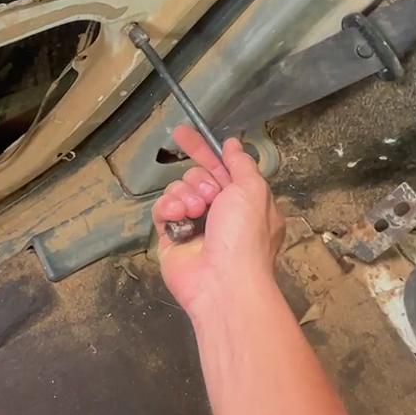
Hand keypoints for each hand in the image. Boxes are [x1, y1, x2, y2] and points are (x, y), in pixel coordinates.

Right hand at [152, 126, 283, 320]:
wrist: (223, 282)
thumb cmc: (244, 235)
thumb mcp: (252, 191)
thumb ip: (241, 164)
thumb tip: (233, 145)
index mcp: (243, 202)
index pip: (221, 167)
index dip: (202, 149)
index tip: (181, 133)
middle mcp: (219, 212)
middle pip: (197, 176)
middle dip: (200, 181)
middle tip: (209, 198)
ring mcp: (194, 224)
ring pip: (178, 189)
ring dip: (186, 195)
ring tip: (195, 213)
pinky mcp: (171, 236)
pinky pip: (162, 208)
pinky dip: (169, 209)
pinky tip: (178, 217)